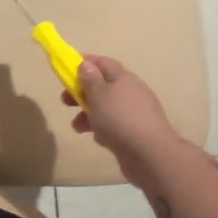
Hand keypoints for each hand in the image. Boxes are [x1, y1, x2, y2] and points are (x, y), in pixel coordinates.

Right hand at [62, 55, 183, 188]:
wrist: (151, 155)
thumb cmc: (119, 118)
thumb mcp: (98, 94)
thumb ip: (89, 79)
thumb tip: (86, 64)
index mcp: (123, 78)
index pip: (103, 63)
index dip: (85, 63)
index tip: (67, 69)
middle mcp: (131, 92)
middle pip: (103, 86)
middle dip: (82, 93)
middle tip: (66, 101)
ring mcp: (135, 113)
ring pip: (107, 108)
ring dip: (89, 114)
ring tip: (77, 127)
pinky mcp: (136, 133)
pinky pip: (115, 125)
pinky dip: (104, 129)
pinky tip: (99, 139)